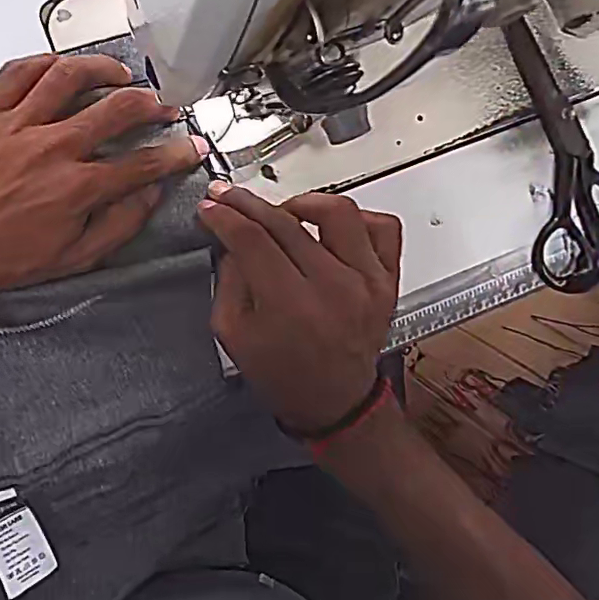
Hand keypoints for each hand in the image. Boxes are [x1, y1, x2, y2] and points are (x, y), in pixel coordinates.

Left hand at [0, 54, 204, 340]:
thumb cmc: (3, 258)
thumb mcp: (75, 257)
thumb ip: (120, 224)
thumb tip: (150, 194)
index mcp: (76, 189)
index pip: (144, 163)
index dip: (176, 154)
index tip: (188, 147)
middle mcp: (51, 150)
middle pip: (117, 108)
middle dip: (152, 104)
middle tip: (161, 107)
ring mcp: (18, 127)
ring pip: (69, 76)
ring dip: (103, 68)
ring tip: (119, 75)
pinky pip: (17, 72)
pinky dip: (44, 62)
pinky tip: (60, 67)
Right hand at [197, 184, 402, 433]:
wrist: (334, 401)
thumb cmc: (284, 375)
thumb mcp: (233, 333)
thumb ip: (228, 281)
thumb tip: (231, 239)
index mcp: (290, 307)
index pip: (251, 240)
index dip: (224, 218)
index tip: (211, 209)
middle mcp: (334, 289)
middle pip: (285, 222)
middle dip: (247, 204)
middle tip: (229, 198)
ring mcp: (366, 282)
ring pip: (336, 212)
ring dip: (301, 202)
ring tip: (283, 211)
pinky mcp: (387, 280)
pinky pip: (382, 227)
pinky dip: (356, 216)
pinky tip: (331, 225)